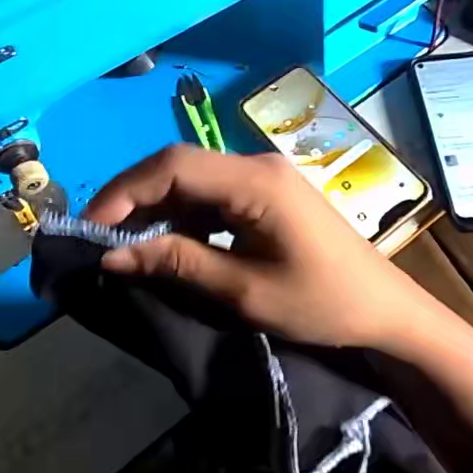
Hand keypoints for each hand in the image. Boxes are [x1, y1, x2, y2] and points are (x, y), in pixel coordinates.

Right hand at [82, 145, 438, 349]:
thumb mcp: (244, 290)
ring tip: (127, 249)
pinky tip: (170, 246)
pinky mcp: (270, 193)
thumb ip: (177, 262)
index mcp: (256, 180)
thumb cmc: (320, 302)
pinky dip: (187, 217)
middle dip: (135, 199)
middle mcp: (258, 164)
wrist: (383, 307)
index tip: (90, 231)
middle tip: (100, 242)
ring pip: (195, 180)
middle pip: (181, 167)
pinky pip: (216, 194)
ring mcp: (266, 176)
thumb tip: (112, 255)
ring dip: (159, 209)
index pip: (173, 165)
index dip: (123, 192)